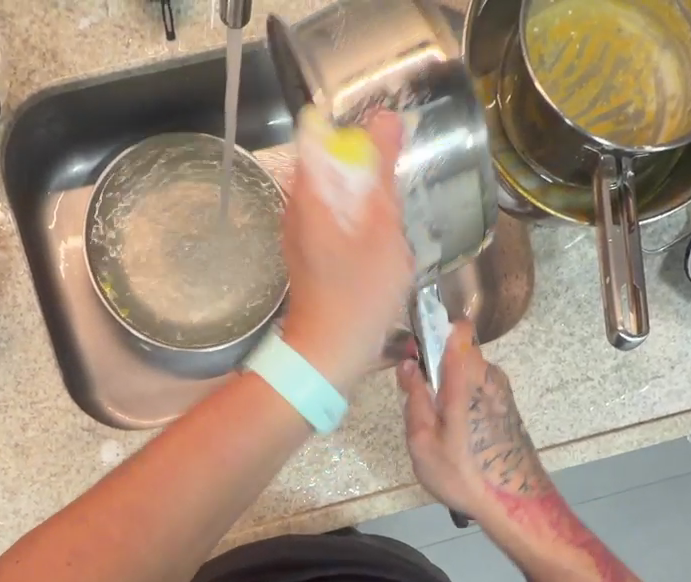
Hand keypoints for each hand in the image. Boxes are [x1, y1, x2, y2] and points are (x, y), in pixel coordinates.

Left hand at [279, 111, 416, 392]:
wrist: (329, 352)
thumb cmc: (359, 295)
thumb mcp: (383, 227)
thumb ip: (382, 170)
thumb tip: (386, 120)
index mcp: (309, 191)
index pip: (322, 132)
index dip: (355, 130)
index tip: (384, 145)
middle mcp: (295, 206)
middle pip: (330, 164)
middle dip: (365, 169)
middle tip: (395, 190)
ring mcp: (298, 232)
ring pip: (335, 195)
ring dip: (365, 200)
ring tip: (390, 221)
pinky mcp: (306, 255)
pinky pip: (334, 222)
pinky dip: (356, 224)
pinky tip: (377, 247)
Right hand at [398, 321, 553, 529]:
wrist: (513, 502)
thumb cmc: (462, 473)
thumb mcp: (422, 441)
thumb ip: (414, 397)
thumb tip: (407, 365)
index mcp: (466, 378)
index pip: (458, 329)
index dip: (435, 329)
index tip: (416, 349)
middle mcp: (488, 376)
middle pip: (459, 351)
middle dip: (437, 365)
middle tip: (418, 399)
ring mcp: (502, 391)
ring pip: (469, 372)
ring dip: (449, 386)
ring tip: (436, 424)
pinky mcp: (508, 406)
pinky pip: (478, 389)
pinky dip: (463, 399)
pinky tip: (456, 433)